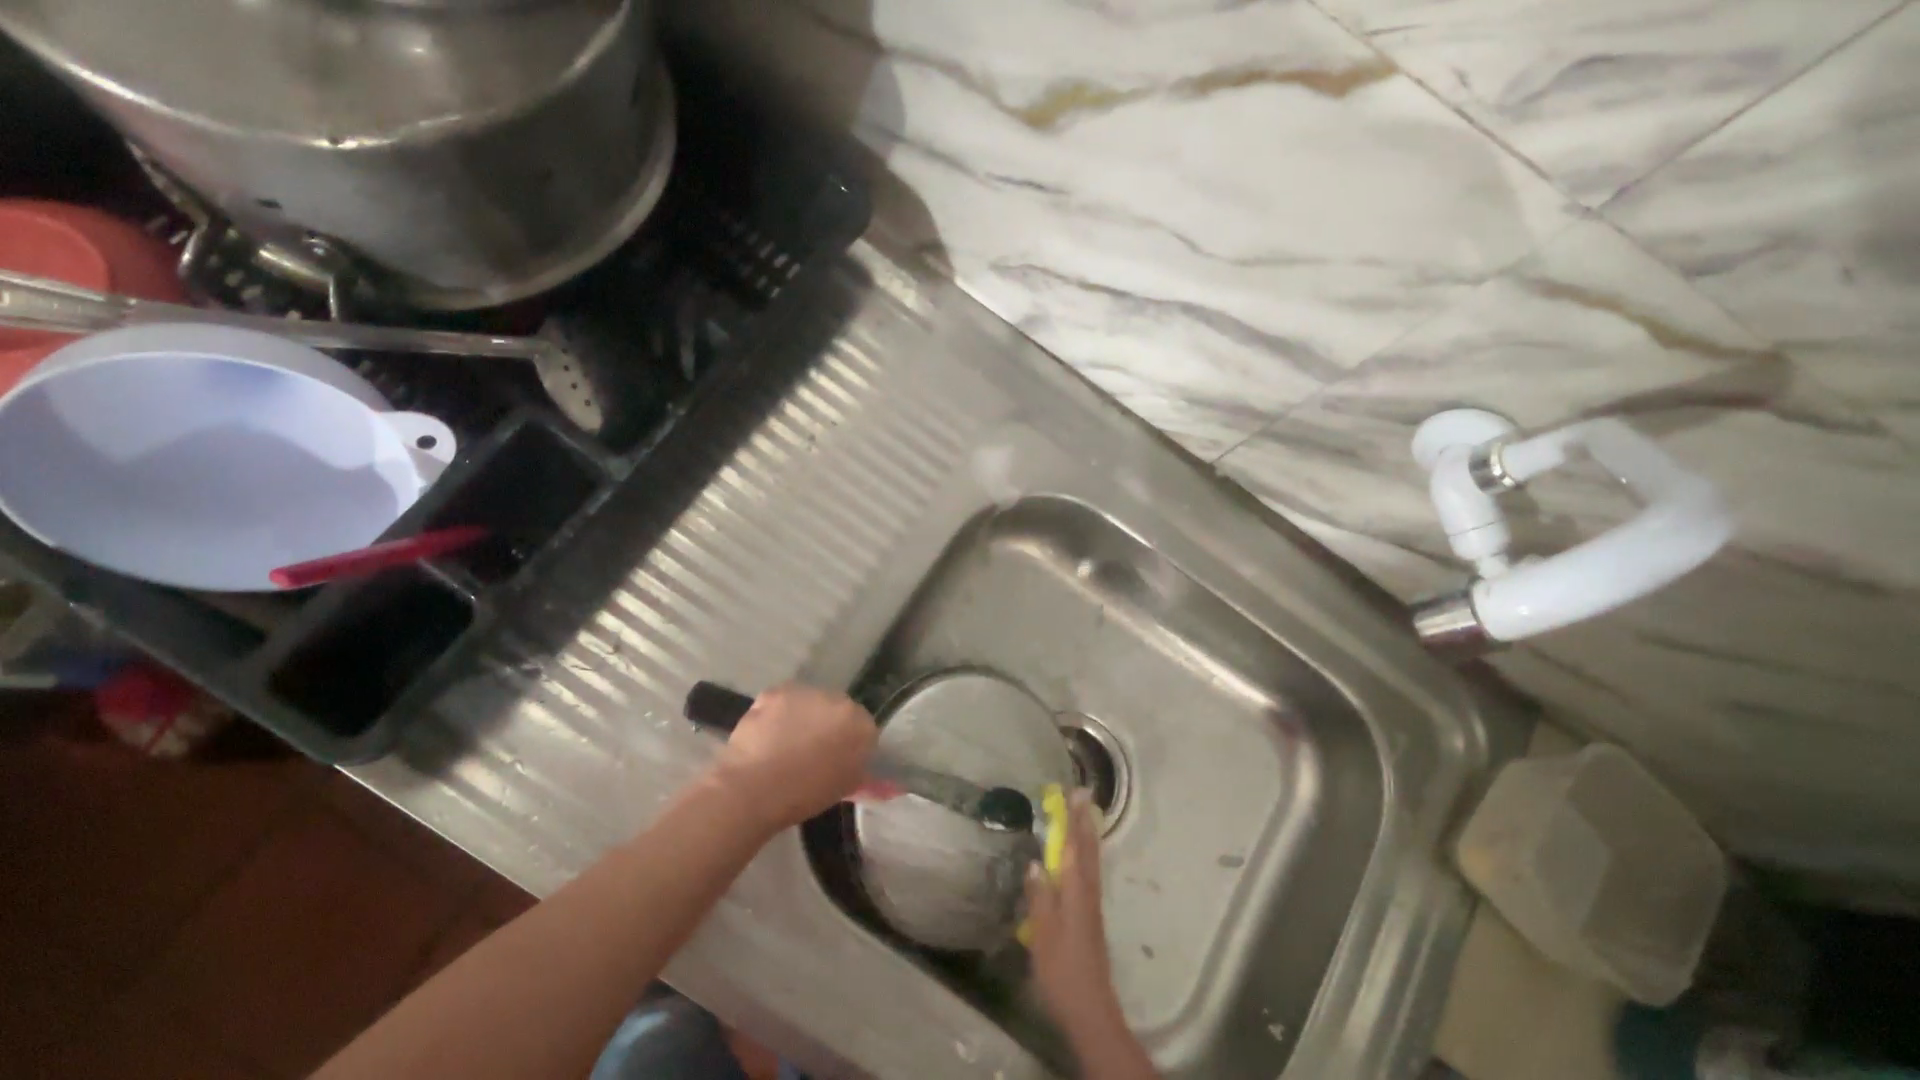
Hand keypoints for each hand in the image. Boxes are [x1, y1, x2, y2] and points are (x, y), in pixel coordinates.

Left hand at [709, 683, 876, 832]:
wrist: (756, 789)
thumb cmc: (806, 795)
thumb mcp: (845, 790)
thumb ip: (871, 784)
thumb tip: (894, 789)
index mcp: (862, 726)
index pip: (862, 728)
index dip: (847, 744)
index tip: (835, 761)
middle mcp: (839, 701)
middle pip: (836, 709)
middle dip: (826, 725)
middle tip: (809, 752)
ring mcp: (806, 693)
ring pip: (808, 702)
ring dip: (801, 716)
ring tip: (784, 744)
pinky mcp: (776, 692)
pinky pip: (781, 701)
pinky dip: (775, 714)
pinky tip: (766, 735)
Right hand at [1023, 791, 1125, 1038]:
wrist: (1089, 1006)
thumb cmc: (1062, 970)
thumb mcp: (1043, 934)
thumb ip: (1040, 897)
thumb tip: (1035, 862)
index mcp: (1076, 893)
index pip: (1076, 848)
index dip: (1074, 820)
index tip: (1075, 793)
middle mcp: (1088, 894)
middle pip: (1088, 851)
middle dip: (1084, 822)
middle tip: (1082, 795)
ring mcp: (1091, 907)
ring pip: (1091, 862)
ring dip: (1087, 836)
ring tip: (1083, 816)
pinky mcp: (1090, 919)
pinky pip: (1088, 876)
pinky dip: (1085, 857)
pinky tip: (1078, 859)